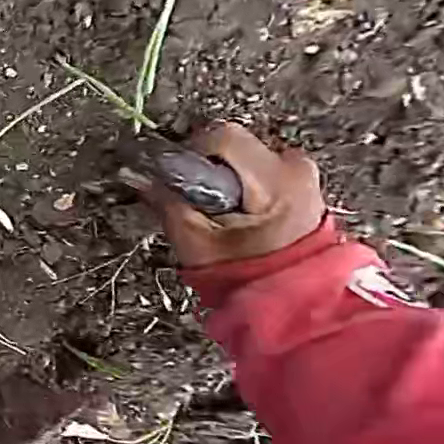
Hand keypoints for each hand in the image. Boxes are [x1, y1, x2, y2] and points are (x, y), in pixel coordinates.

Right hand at [143, 122, 326, 267]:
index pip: (222, 137)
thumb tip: (139, 174)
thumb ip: (166, 201)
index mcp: (275, 181)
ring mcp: (303, 176)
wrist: (291, 306)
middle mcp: (295, 169)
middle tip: (199, 200)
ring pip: (245, 154)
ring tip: (220, 212)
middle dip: (209, 166)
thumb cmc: (245, 279)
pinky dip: (242, 182)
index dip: (190, 153)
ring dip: (225, 174)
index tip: (178, 178)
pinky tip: (239, 213)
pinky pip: (261, 167)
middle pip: (234, 143)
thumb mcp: (194, 241)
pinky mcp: (302, 184)